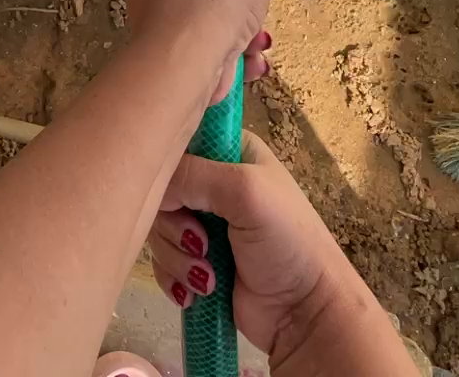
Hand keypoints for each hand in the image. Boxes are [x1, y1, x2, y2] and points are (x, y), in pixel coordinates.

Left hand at [127, 0, 281, 100]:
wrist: (183, 54)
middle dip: (239, 6)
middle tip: (255, 15)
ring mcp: (148, 9)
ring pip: (204, 18)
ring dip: (239, 34)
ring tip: (255, 46)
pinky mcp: (155, 44)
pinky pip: (195, 44)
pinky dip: (222, 55)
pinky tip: (245, 65)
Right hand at [149, 133, 366, 361]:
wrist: (307, 315)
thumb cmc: (287, 241)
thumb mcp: (244, 191)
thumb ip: (192, 175)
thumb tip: (151, 187)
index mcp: (228, 152)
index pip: (178, 143)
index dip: (166, 167)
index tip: (174, 194)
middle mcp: (212, 182)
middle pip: (161, 190)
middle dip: (174, 224)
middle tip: (200, 243)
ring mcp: (202, 223)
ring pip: (158, 228)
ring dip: (177, 257)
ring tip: (208, 276)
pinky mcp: (195, 260)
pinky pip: (161, 260)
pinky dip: (174, 277)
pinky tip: (197, 292)